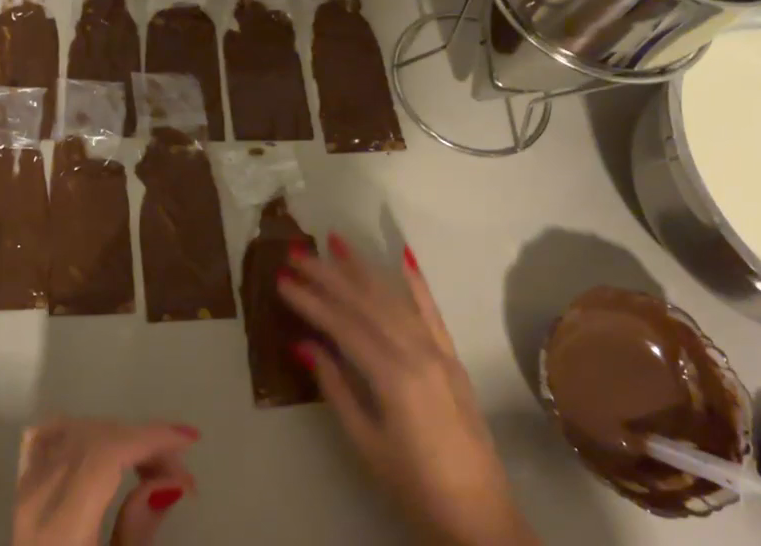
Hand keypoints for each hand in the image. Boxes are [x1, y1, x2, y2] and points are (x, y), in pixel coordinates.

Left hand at [12, 416, 199, 545]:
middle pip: (91, 439)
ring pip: (70, 432)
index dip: (149, 438)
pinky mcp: (18, 493)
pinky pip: (44, 439)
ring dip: (116, 436)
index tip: (190, 440)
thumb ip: (139, 531)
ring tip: (149, 465)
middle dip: (143, 442)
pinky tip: (104, 448)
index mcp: (59, 526)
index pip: (104, 454)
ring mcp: (20, 492)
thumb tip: (171, 480)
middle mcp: (33, 500)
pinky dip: (79, 431)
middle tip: (181, 476)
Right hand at [281, 236, 538, 545]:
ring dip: (364, 271)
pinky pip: (432, 314)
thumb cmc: (414, 485)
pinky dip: (416, 285)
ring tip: (337, 244)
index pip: (344, 326)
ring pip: (396, 301)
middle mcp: (419, 354)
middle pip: (368, 304)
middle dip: (331, 276)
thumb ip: (336, 388)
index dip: (311, 301)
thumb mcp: (365, 441)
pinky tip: (403, 260)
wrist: (478, 517)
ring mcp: (441, 354)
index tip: (282, 281)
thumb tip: (304, 344)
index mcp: (394, 376)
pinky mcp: (454, 361)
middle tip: (298, 254)